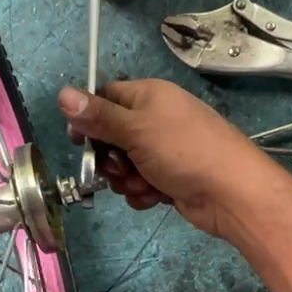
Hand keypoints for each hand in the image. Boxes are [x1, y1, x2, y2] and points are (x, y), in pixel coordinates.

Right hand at [59, 80, 284, 240]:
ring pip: (125, 166)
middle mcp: (156, 120)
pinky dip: (144, 193)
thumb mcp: (136, 129)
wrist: (229, 192)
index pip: (106, 98)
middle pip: (112, 137)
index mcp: (149, 96)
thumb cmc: (183, 151)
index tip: (78, 141)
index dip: (89, 119)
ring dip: (127, 180)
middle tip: (117, 169)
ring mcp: (164, 152)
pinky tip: (156, 197)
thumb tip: (63, 94)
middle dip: (109, 158)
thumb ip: (98, 116)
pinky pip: (141, 185)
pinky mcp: (170, 179)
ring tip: (143, 184)